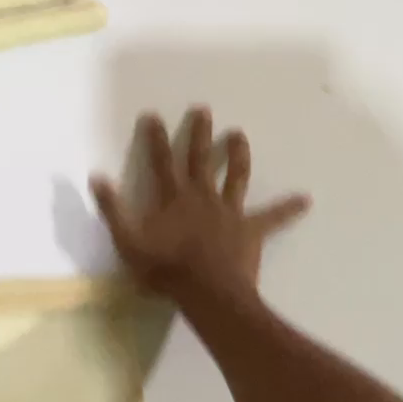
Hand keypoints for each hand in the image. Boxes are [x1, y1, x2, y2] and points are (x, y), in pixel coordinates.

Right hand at [90, 107, 309, 297]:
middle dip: (200, 132)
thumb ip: (112, 208)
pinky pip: (271, 218)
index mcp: (173, 197)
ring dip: (237, 154)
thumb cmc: (164, 269)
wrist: (207, 292)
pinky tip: (306, 200)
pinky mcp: (249, 230)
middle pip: (199, 158)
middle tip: (204, 108)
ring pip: (235, 176)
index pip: (161, 161)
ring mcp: (228, 211)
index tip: (152, 114)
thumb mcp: (128, 240)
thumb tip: (97, 176)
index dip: (155, 137)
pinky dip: (288, 209)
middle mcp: (202, 196)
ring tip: (240, 134)